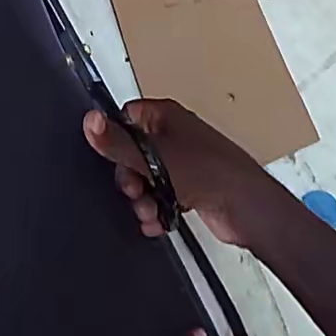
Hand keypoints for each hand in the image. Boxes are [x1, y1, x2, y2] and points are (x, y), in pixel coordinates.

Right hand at [82, 98, 287, 248]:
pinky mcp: (190, 186)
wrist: (246, 207)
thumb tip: (89, 121)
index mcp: (163, 115)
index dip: (115, 139)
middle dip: (130, 177)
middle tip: (135, 189)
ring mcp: (182, 160)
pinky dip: (156, 208)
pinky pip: (161, 194)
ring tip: (149, 210)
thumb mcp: (152, 158)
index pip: (125, 118)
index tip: (114, 159)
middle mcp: (172, 134)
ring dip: (142, 197)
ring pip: (146, 177)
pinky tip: (158, 220)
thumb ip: (117, 142)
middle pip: (133, 152)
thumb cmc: (208, 172)